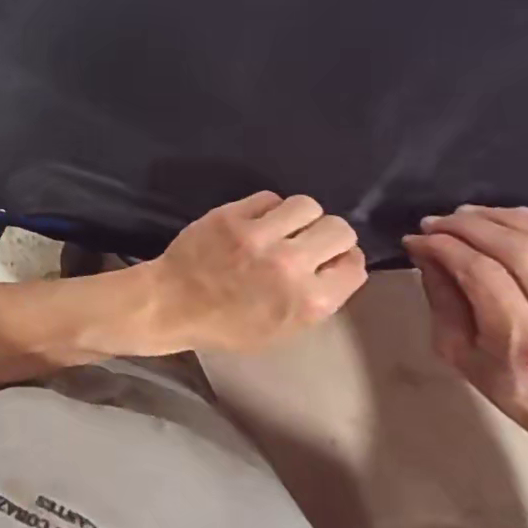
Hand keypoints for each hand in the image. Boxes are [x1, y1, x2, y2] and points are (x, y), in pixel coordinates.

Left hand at [136, 191, 367, 352]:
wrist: (172, 303)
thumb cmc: (226, 326)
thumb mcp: (283, 329)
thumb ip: (316, 299)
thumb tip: (337, 265)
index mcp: (309, 301)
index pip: (354, 265)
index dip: (344, 259)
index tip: (331, 258)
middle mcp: (290, 265)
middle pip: (338, 229)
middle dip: (329, 234)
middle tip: (310, 239)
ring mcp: (259, 236)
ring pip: (306, 205)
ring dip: (300, 215)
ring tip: (284, 226)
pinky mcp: (231, 216)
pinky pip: (268, 197)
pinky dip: (268, 207)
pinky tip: (257, 220)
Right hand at [403, 206, 527, 465]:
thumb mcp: (465, 360)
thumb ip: (444, 302)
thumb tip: (427, 251)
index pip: (481, 274)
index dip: (444, 246)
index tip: (418, 238)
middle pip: (523, 252)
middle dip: (473, 226)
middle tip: (442, 221)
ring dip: (512, 218)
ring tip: (479, 214)